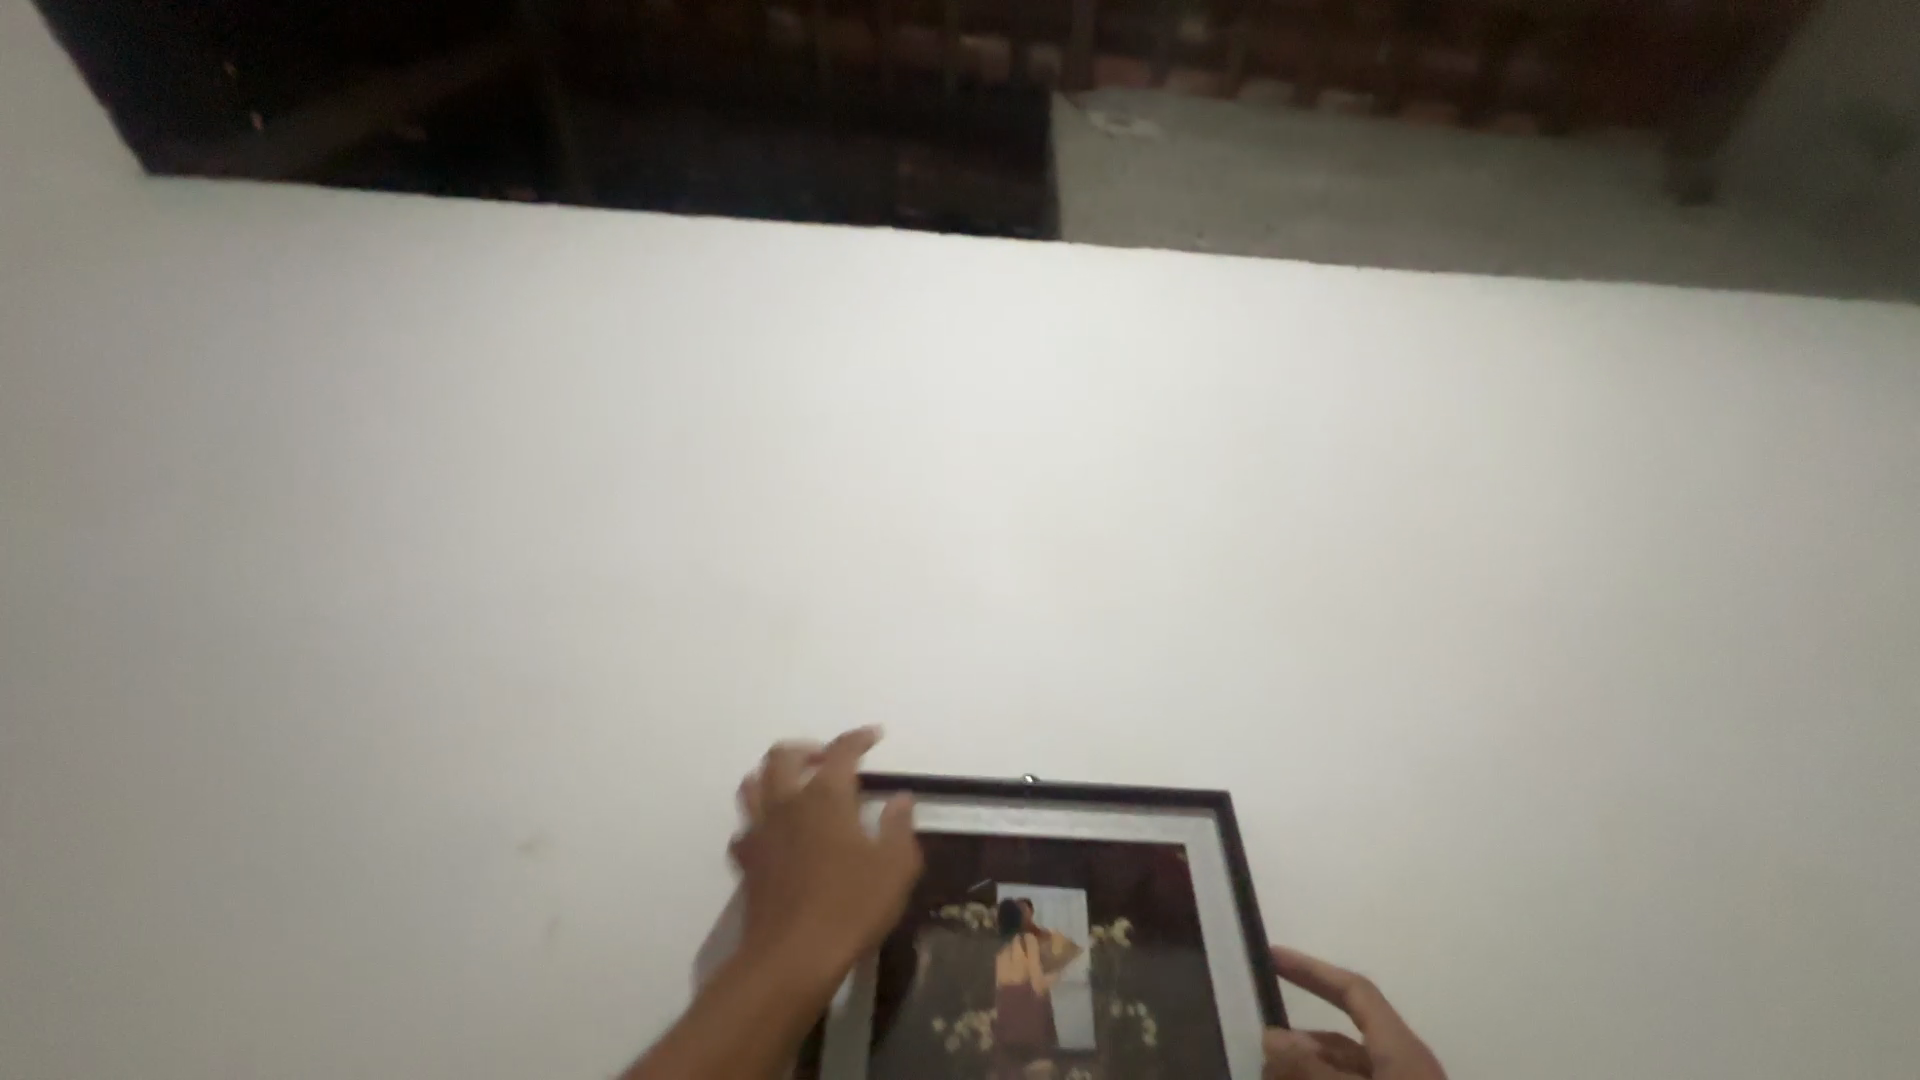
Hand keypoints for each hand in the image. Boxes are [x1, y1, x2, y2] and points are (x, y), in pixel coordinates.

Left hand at [731, 727, 922, 984]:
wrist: (792, 957)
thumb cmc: (851, 906)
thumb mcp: (895, 867)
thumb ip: (899, 827)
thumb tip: (900, 799)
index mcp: (826, 796)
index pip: (841, 750)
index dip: (858, 738)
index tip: (874, 735)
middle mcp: (788, 803)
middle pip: (783, 755)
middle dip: (807, 748)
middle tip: (828, 760)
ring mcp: (761, 831)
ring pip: (754, 783)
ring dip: (773, 774)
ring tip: (794, 785)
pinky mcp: (746, 861)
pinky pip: (745, 828)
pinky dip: (758, 822)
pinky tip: (774, 835)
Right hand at [1262, 946, 1445, 1079]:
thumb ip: (1311, 1067)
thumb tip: (1269, 1035)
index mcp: (1401, 1047)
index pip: (1354, 989)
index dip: (1312, 969)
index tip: (1270, 956)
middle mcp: (1403, 1065)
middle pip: (1341, 1036)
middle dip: (1298, 1037)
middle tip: (1260, 1039)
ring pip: (1342, 1068)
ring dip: (1304, 1066)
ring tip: (1269, 1071)